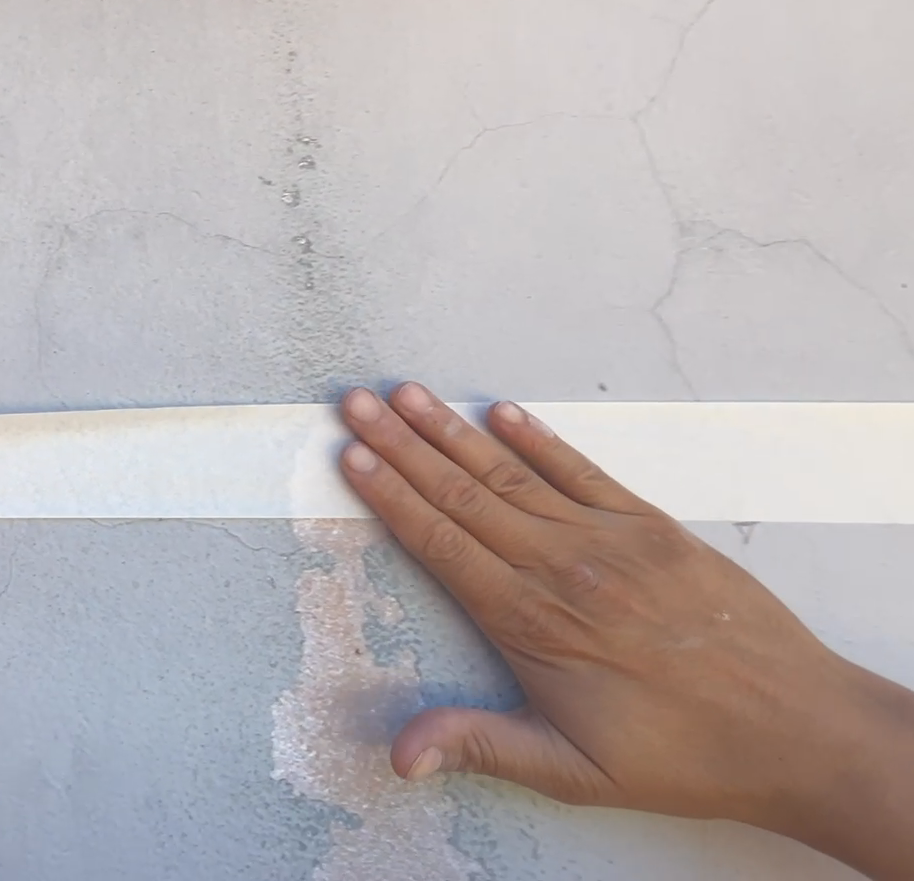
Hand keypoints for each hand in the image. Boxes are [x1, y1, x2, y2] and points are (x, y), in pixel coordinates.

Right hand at [338, 383, 913, 878]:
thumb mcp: (574, 773)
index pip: (439, 542)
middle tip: (356, 404)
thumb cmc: (682, 757)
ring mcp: (607, 540)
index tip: (351, 456)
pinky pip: (584, 472)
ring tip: (404, 393)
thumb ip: (480, 747)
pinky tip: (499, 410)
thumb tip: (400, 757)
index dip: (390, 496)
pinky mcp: (653, 526)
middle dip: (399, 444)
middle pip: (460, 494)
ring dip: (449, 430)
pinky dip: (539, 439)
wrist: (817, 741)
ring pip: (508, 475)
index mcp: (528, 620)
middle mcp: (558, 567)